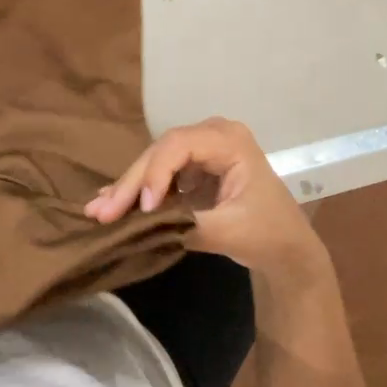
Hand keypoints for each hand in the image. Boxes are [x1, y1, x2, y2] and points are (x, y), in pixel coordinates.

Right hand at [85, 117, 325, 281]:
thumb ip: (193, 225)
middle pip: (161, 152)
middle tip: (101, 210)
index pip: (180, 145)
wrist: (289, 251)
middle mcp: (211, 135)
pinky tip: (110, 200)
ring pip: (155, 162)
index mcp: (229, 140)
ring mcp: (200, 151)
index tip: (144, 208)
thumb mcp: (233, 232)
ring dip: (129, 188)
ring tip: (98, 209)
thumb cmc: (269, 235)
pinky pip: (160, 174)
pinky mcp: (192, 169)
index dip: (156, 173)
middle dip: (132, 183)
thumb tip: (149, 225)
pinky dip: (139, 191)